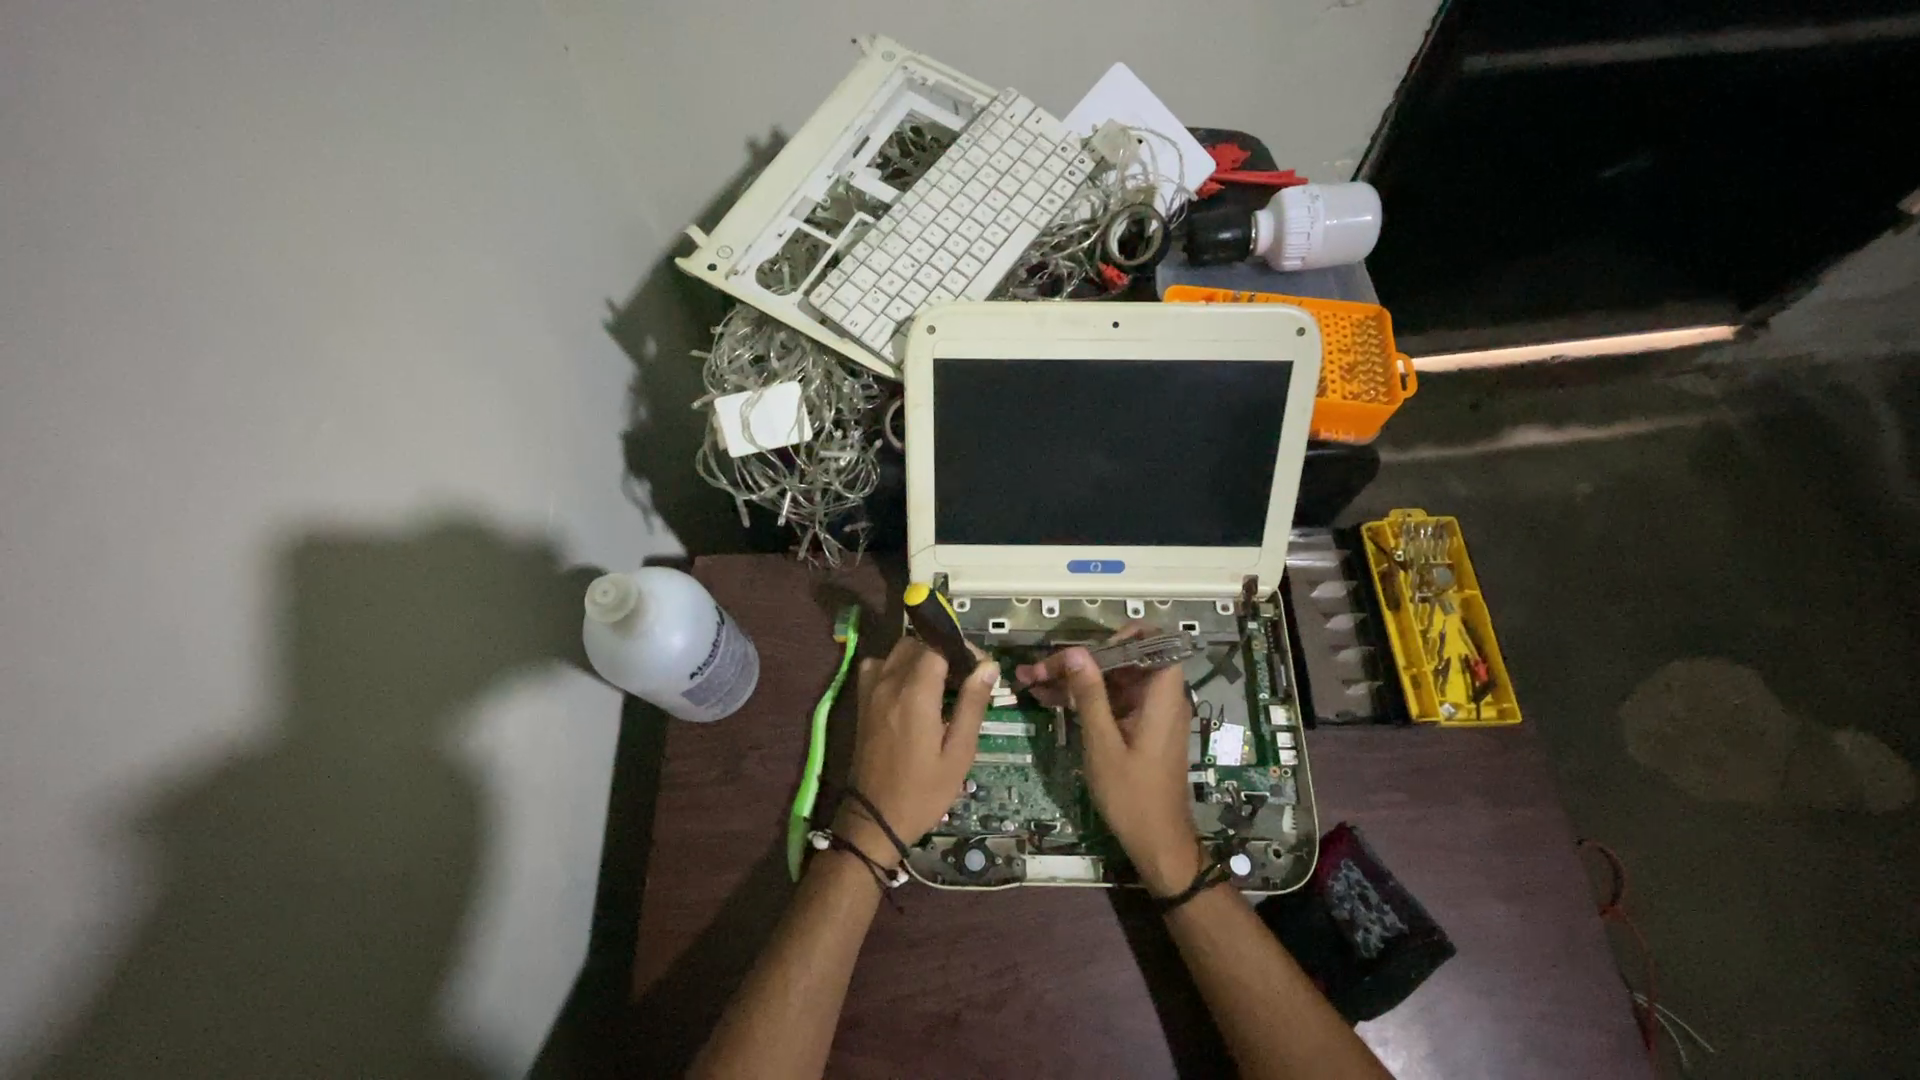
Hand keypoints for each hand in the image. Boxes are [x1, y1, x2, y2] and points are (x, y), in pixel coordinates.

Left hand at [837, 638, 997, 865]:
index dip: (962, 650)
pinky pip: (878, 666)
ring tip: (941, 683)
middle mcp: (889, 683)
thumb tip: (988, 666)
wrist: (874, 818)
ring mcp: (870, 691)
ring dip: (920, 657)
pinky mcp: (861, 701)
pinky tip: (910, 689)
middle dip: (943, 652)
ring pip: (897, 651)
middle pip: (917, 644)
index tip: (980, 669)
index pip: (939, 646)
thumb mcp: (959, 752)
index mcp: (915, 693)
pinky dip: (895, 666)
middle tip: (964, 678)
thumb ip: (972, 704)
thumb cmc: (923, 791)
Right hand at [1015, 628, 1199, 895]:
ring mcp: (1148, 712)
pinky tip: (1047, 698)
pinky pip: (1110, 700)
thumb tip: (1074, 651)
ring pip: (1110, 680)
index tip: (1084, 654)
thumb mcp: (1103, 743)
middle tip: (1038, 670)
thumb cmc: (1133, 795)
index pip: (1151, 643)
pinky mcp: (1137, 726)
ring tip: (1030, 681)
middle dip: (1079, 661)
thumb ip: (1089, 695)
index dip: (1118, 639)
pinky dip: (1083, 699)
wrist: (1157, 842)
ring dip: (1073, 680)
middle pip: (1121, 660)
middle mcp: (1159, 696)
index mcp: (1162, 695)